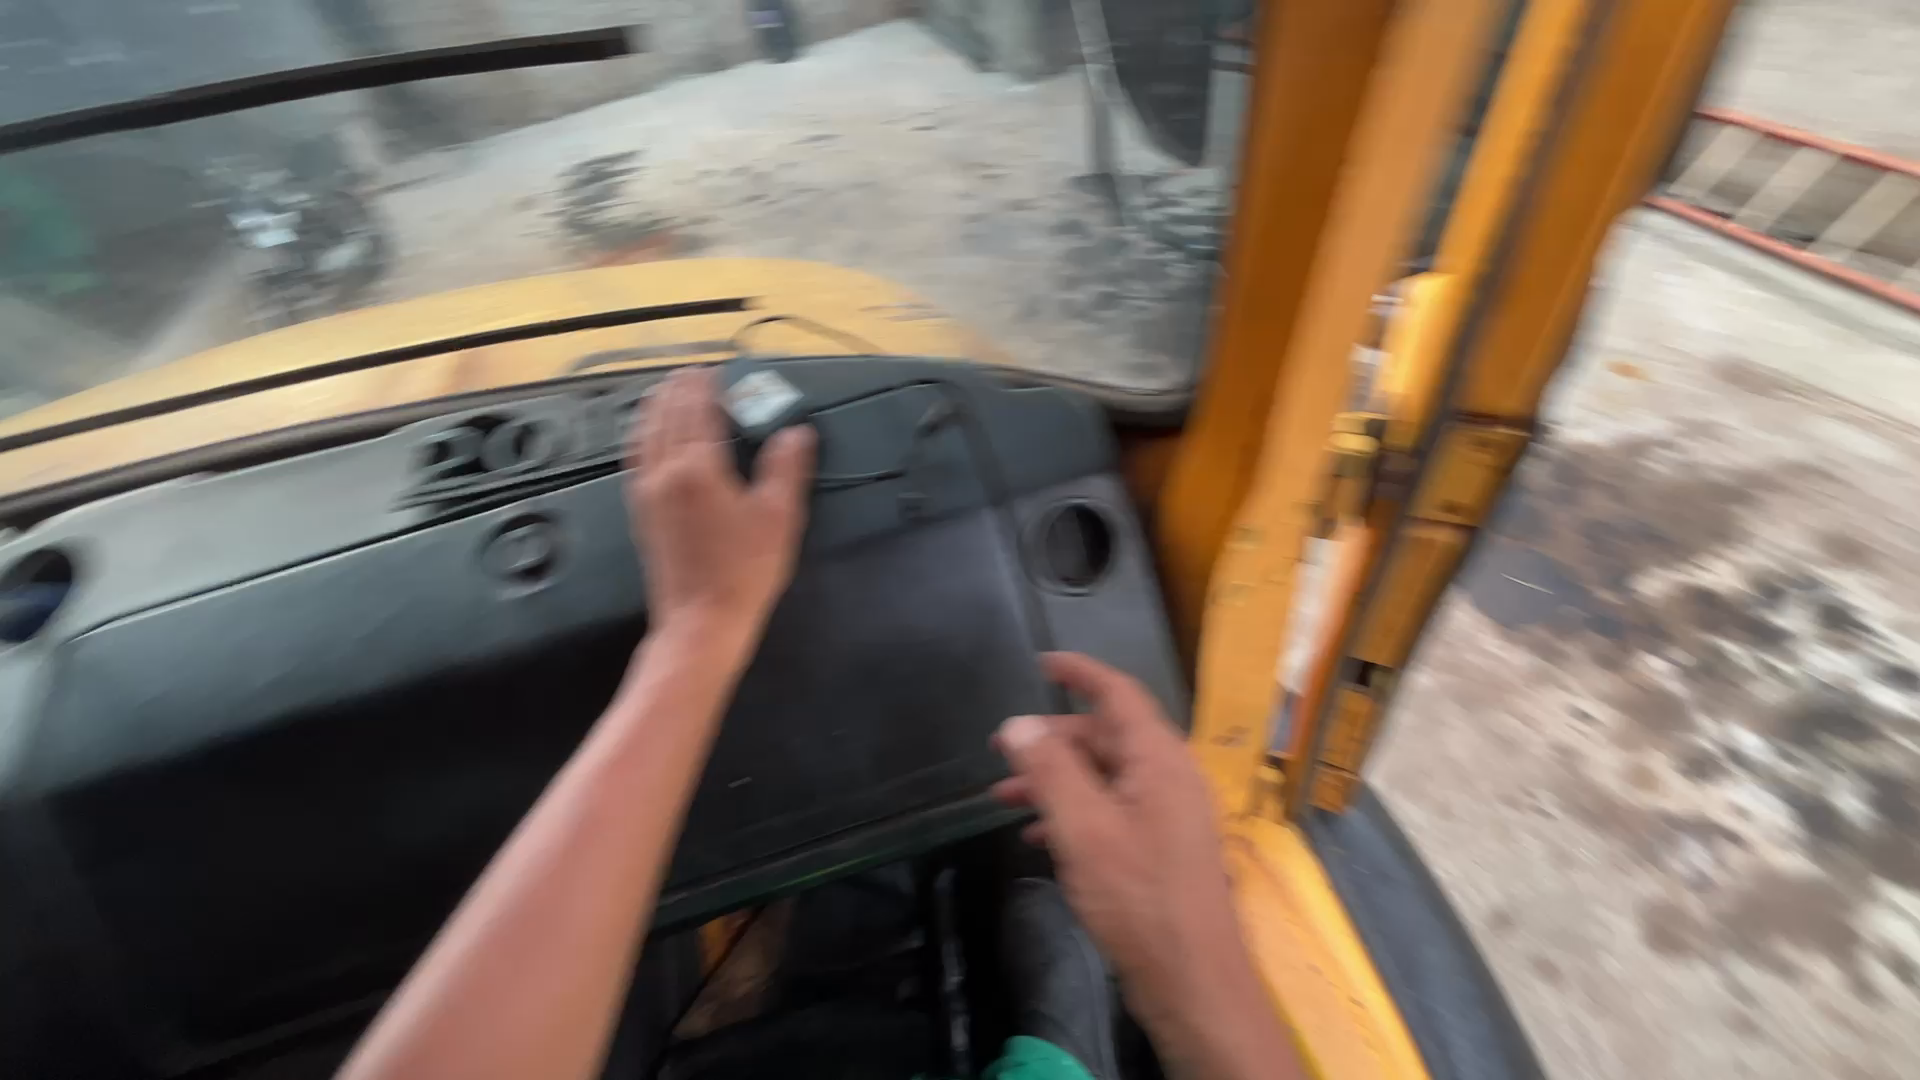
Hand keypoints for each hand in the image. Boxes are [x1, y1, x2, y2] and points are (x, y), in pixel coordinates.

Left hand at [628, 369, 815, 649]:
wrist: (700, 621)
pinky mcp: (641, 511)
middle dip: (681, 389)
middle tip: (696, 372)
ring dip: (657, 405)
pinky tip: (650, 434)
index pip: (699, 411)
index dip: (708, 387)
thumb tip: (797, 431)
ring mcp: (647, 491)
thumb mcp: (779, 517)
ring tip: (669, 390)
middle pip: (668, 416)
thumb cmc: (744, 570)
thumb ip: (786, 468)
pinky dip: (643, 433)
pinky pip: (635, 456)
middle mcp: (665, 471)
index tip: (718, 369)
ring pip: (645, 433)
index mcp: (699, 467)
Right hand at [991, 653, 1295, 1079]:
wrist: (1194, 984)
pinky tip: (1039, 836)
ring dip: (1056, 781)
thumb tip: (1018, 724)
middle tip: (1002, 750)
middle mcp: (1168, 776)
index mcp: (1158, 758)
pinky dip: (1075, 812)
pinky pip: (1112, 810)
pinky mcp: (1161, 847)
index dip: (1080, 672)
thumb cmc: (1138, 896)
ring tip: (1005, 798)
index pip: (1118, 693)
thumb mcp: (1083, 827)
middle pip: (1105, 737)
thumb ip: (1049, 770)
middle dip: (1051, 740)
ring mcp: (1168, 813)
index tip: (1042, 663)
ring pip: (1104, 777)